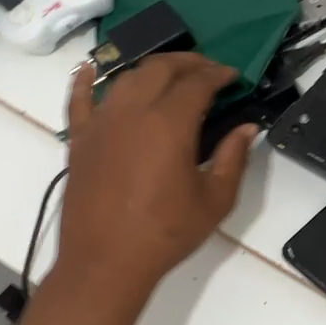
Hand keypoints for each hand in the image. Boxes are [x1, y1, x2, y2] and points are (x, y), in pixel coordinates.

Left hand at [56, 54, 256, 294]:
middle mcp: (132, 113)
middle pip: (159, 70)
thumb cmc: (168, 232)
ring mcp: (100, 124)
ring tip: (170, 76)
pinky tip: (91, 69)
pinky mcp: (79, 139)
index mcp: (169, 125)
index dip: (218, 74)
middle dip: (187, 63)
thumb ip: (234, 158)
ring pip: (125, 79)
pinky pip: (78, 100)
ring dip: (151, 70)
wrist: (107, 261)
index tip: (233, 75)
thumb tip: (247, 128)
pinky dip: (85, 80)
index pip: (196, 84)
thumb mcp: (215, 199)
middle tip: (207, 71)